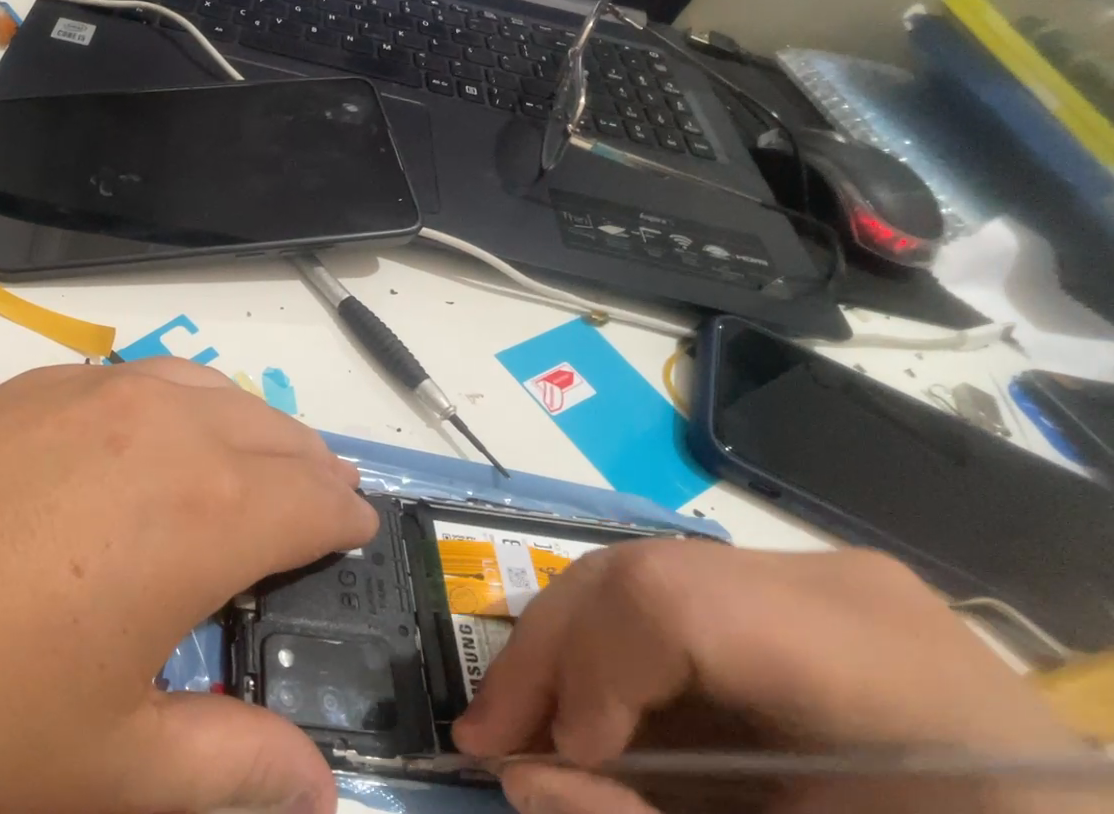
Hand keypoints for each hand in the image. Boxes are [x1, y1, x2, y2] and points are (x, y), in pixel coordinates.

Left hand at [0, 358, 377, 813]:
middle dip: (304, 464)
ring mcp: (78, 392)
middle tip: (313, 502)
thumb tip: (314, 789)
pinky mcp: (13, 386)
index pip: (313, 496)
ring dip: (239, 423)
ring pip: (197, 387)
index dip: (344, 519)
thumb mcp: (106, 766)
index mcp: (202, 509)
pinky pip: (124, 380)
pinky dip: (164, 405)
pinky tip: (132, 446)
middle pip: (268, 426)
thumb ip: (230, 769)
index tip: (356, 536)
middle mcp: (154, 426)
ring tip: (242, 461)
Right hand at [452, 541, 1090, 813]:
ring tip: (523, 726)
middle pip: (635, 575)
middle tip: (487, 738)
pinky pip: (668, 601)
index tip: (563, 762)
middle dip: (546, 657)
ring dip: (563, 651)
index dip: (593, 675)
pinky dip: (611, 655)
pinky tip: (593, 713)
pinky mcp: (797, 596)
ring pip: (634, 575)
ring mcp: (814, 578)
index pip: (675, 606)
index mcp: (871, 655)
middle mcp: (832, 583)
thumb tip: (524, 782)